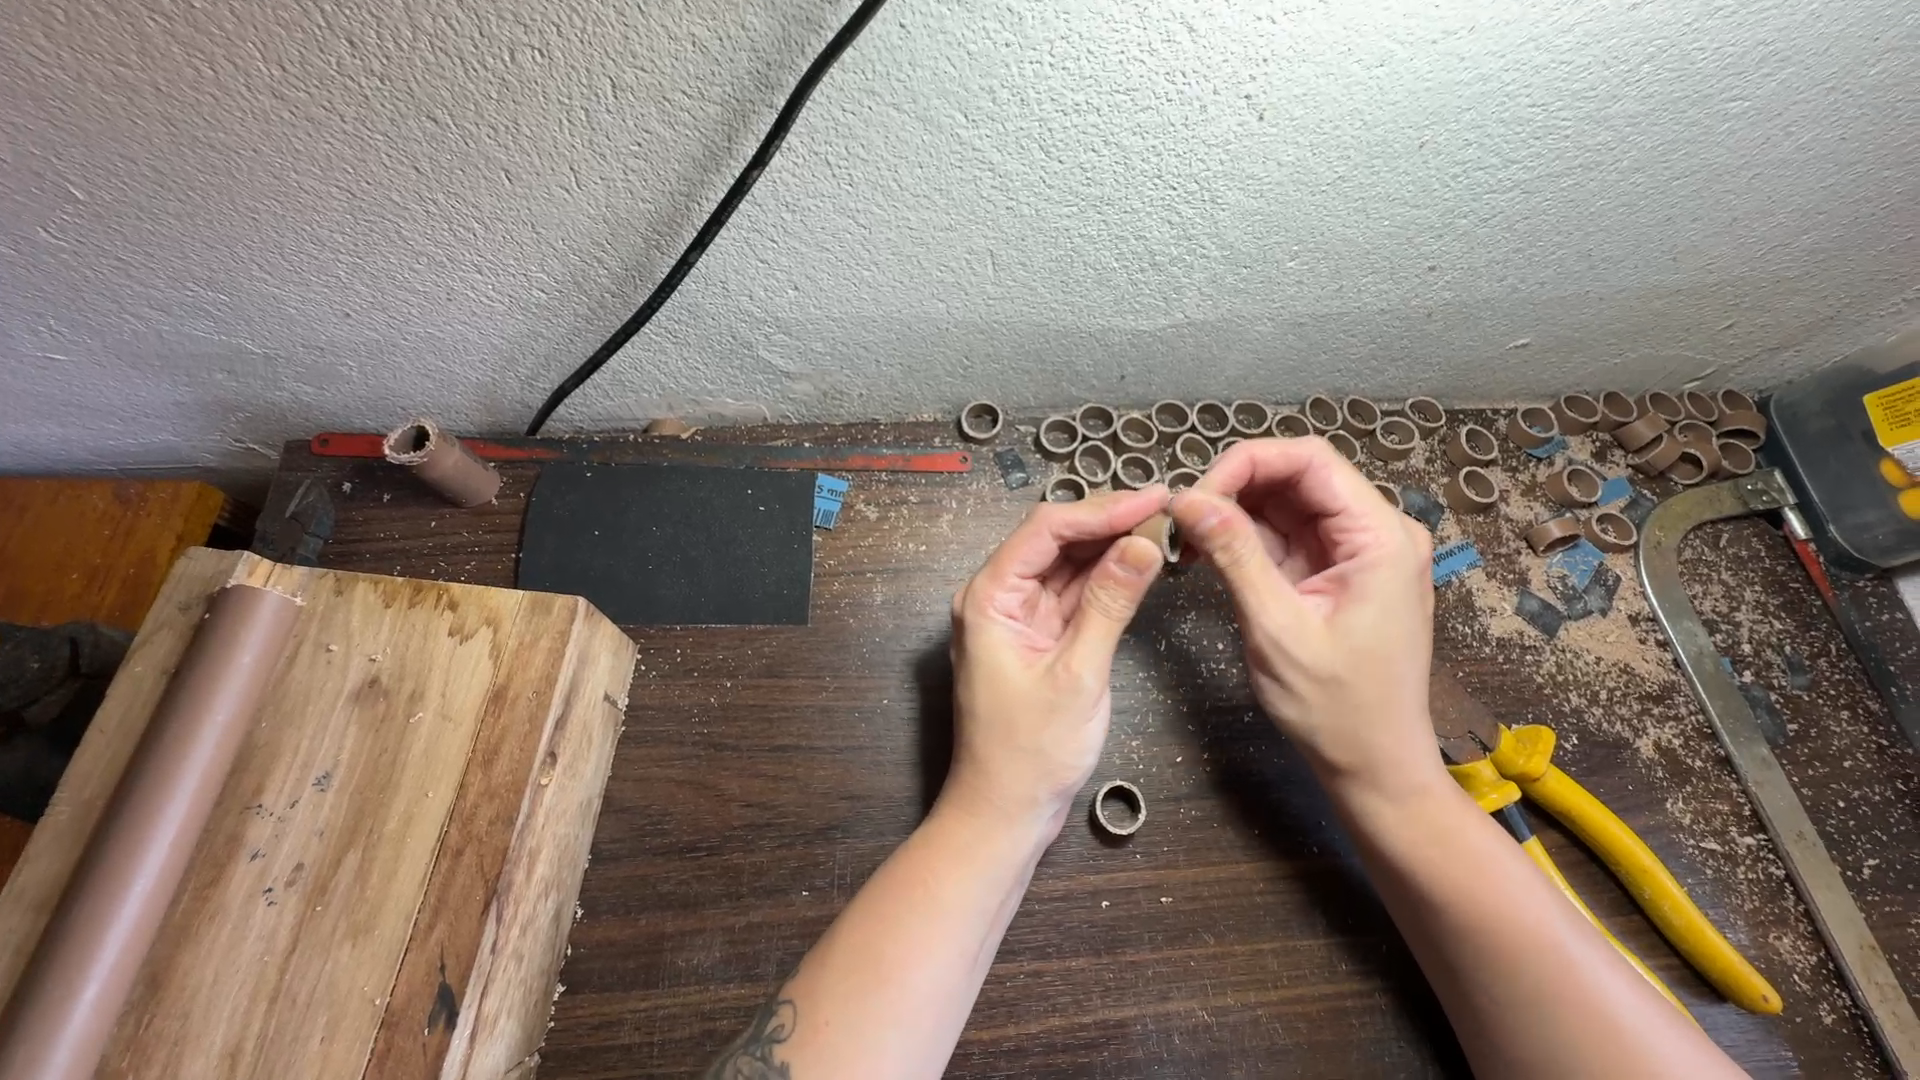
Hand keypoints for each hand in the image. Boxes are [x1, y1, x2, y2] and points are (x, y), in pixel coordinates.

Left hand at [944, 487, 1168, 836]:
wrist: (1005, 809)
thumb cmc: (1029, 752)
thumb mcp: (1077, 674)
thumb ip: (1109, 605)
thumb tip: (1143, 545)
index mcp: (988, 598)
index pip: (1045, 529)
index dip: (1101, 509)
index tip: (1152, 499)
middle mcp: (997, 598)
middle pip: (1054, 540)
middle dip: (1109, 522)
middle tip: (1166, 509)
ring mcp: (1017, 617)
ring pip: (1066, 565)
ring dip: (1110, 547)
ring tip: (1162, 529)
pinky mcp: (1037, 637)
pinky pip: (1072, 595)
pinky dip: (1105, 580)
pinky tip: (1139, 564)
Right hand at [1167, 437, 1440, 795]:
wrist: (1371, 762)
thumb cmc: (1336, 706)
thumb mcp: (1277, 626)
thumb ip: (1235, 554)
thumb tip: (1187, 499)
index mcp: (1380, 536)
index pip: (1310, 460)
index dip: (1247, 462)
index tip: (1195, 495)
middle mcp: (1373, 532)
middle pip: (1296, 476)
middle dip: (1233, 487)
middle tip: (1182, 519)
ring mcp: (1353, 551)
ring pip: (1283, 503)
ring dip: (1232, 513)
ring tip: (1186, 538)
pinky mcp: (1331, 571)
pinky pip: (1282, 535)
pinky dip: (1241, 539)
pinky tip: (1206, 553)